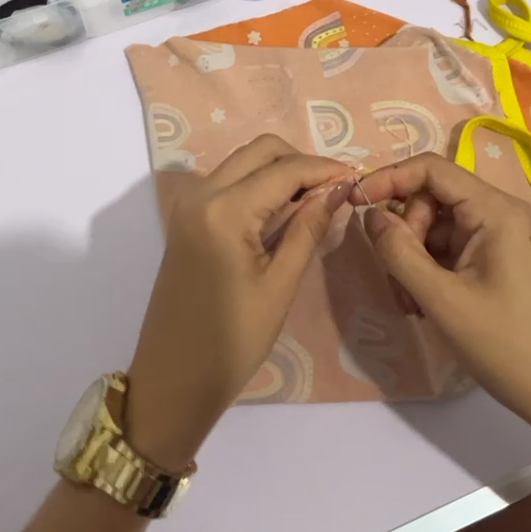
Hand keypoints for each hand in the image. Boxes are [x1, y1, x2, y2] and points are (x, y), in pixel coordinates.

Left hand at [125, 135, 353, 470]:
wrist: (172, 380)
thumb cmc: (232, 341)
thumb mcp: (280, 286)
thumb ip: (308, 228)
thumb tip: (338, 188)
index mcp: (224, 210)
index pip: (284, 170)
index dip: (324, 169)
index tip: (358, 178)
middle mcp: (201, 194)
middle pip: (260, 151)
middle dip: (300, 161)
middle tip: (335, 189)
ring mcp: (189, 204)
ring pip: (243, 162)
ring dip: (279, 170)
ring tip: (316, 200)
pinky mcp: (186, 218)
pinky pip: (228, 182)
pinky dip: (258, 184)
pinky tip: (285, 211)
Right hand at [353, 155, 530, 426]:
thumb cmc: (508, 347)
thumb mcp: (442, 300)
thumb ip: (399, 252)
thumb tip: (371, 216)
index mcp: (496, 210)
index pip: (431, 169)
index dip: (388, 178)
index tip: (355, 203)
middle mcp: (503, 213)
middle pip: (432, 200)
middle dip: (405, 234)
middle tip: (398, 282)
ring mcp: (505, 238)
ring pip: (439, 227)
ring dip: (415, 258)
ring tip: (412, 304)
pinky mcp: (504, 261)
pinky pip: (455, 249)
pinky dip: (433, 270)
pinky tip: (427, 306)